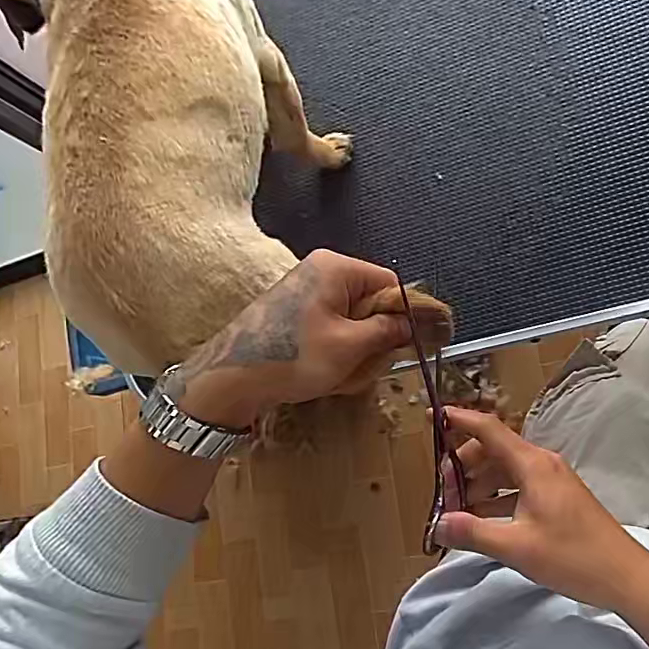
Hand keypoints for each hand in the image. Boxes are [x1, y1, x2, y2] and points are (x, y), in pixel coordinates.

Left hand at [166, 250, 412, 427]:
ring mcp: (307, 295)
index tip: (409, 344)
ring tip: (338, 374)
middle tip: (363, 365)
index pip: (391, 285)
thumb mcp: (350, 346)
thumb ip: (390, 330)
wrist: (231, 380)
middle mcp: (322, 273)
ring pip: (355, 324)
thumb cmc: (292, 357)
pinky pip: (334, 333)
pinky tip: (324, 375)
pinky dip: (336, 355)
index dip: (405, 315)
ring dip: (355, 354)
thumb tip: (418, 323)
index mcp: (336, 268)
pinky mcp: (298, 317)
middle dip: (374, 340)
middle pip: (373, 305)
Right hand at [432, 407, 648, 612]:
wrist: (626, 577)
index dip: (458, 420)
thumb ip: (472, 532)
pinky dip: (495, 498)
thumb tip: (437, 525)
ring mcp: (551, 481)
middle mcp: (542, 465)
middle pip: (492, 451)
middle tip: (443, 495)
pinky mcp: (556, 499)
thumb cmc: (574, 557)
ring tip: (457, 512)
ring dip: (477, 485)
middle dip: (462, 467)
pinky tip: (480, 520)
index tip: (431, 416)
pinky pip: (517, 487)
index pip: (489, 430)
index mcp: (533, 465)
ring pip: (503, 471)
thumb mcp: (516, 547)